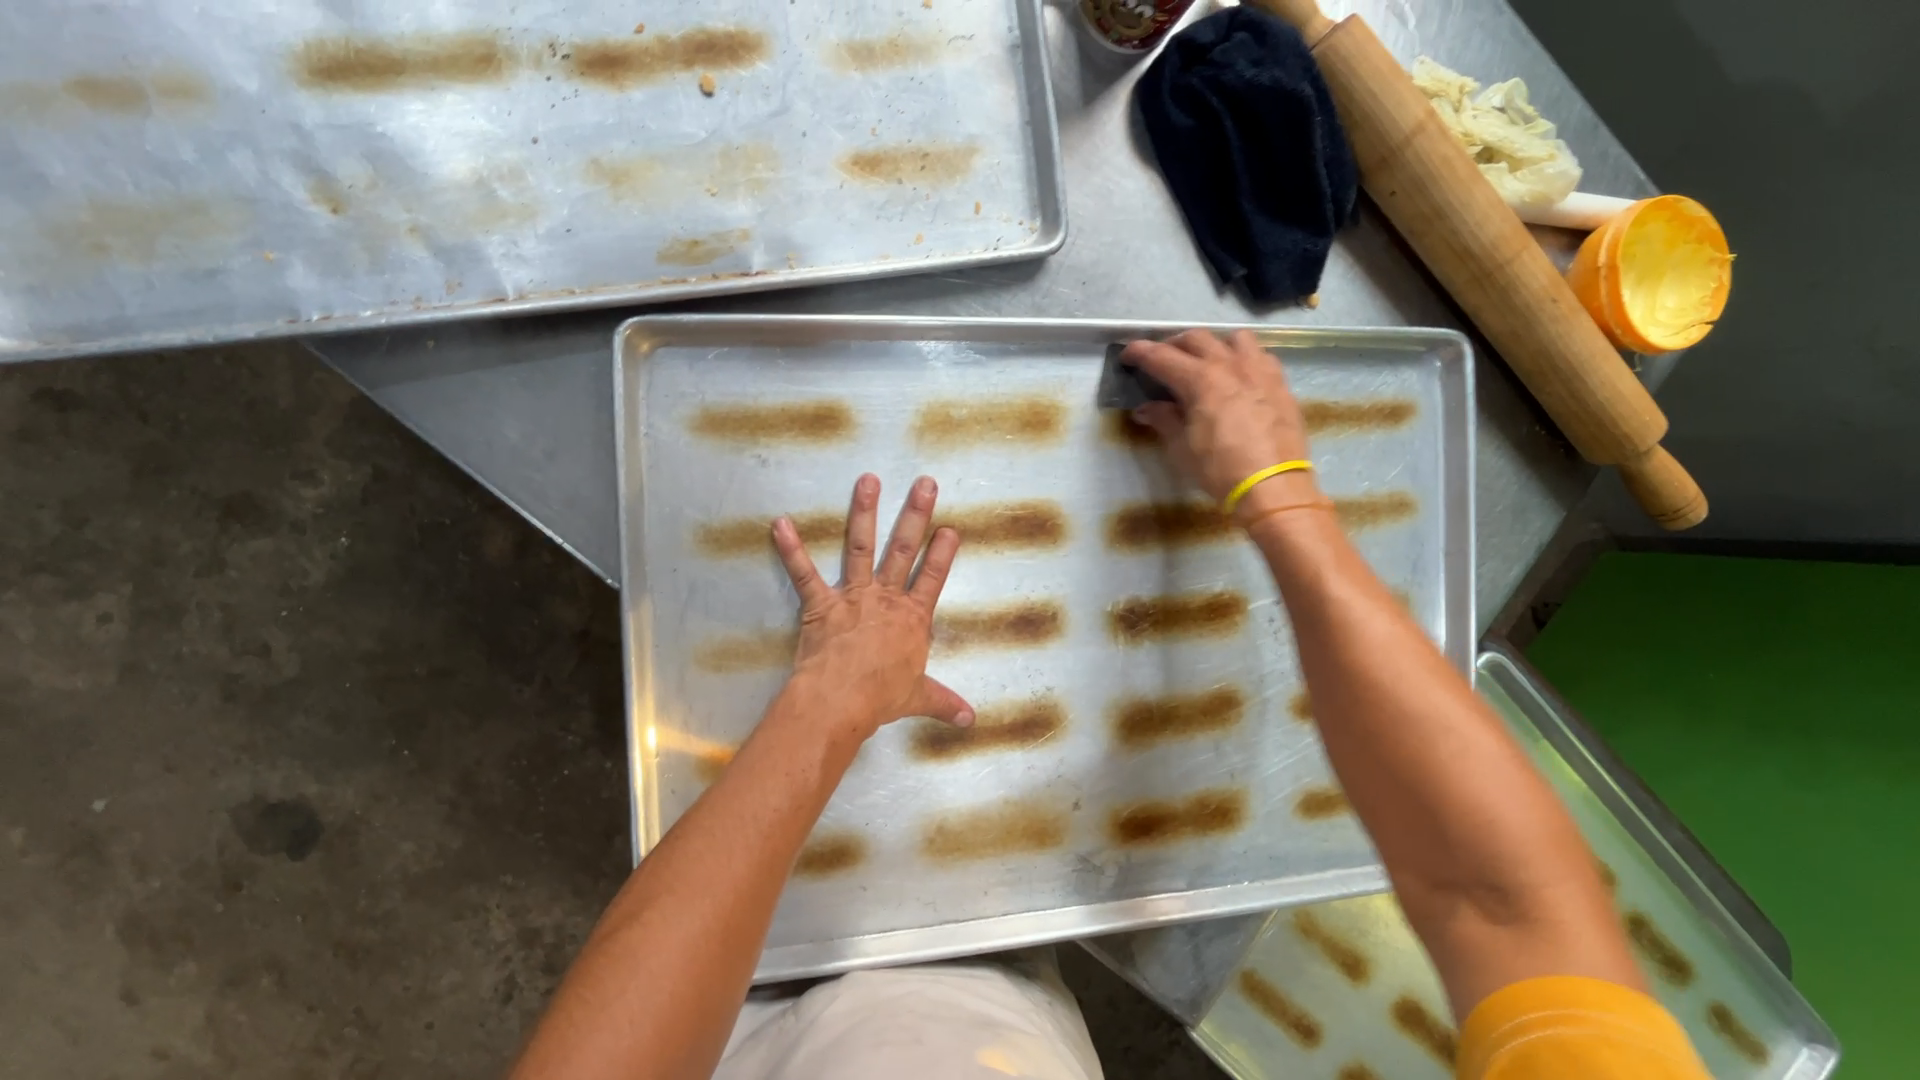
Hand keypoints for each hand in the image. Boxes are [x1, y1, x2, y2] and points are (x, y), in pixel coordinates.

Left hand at [771, 474, 974, 739]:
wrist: (841, 701)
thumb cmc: (880, 698)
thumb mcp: (918, 698)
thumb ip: (943, 702)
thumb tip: (969, 719)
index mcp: (911, 619)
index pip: (932, 579)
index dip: (942, 554)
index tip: (950, 528)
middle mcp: (885, 599)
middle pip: (904, 550)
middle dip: (915, 515)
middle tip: (924, 483)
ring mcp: (853, 597)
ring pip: (860, 547)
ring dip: (864, 512)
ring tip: (867, 481)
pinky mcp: (821, 603)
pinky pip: (804, 573)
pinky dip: (790, 549)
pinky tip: (780, 524)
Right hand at [1121, 329, 1320, 520]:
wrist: (1273, 486)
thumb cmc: (1220, 470)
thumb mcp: (1182, 448)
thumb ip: (1163, 420)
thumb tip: (1146, 409)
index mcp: (1200, 380)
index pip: (1161, 356)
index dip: (1140, 352)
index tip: (1127, 355)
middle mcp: (1230, 365)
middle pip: (1196, 338)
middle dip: (1174, 344)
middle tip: (1162, 359)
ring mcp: (1259, 371)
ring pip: (1234, 338)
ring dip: (1214, 343)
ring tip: (1207, 360)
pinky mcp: (1280, 384)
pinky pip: (1261, 356)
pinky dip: (1244, 358)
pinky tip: (1241, 375)